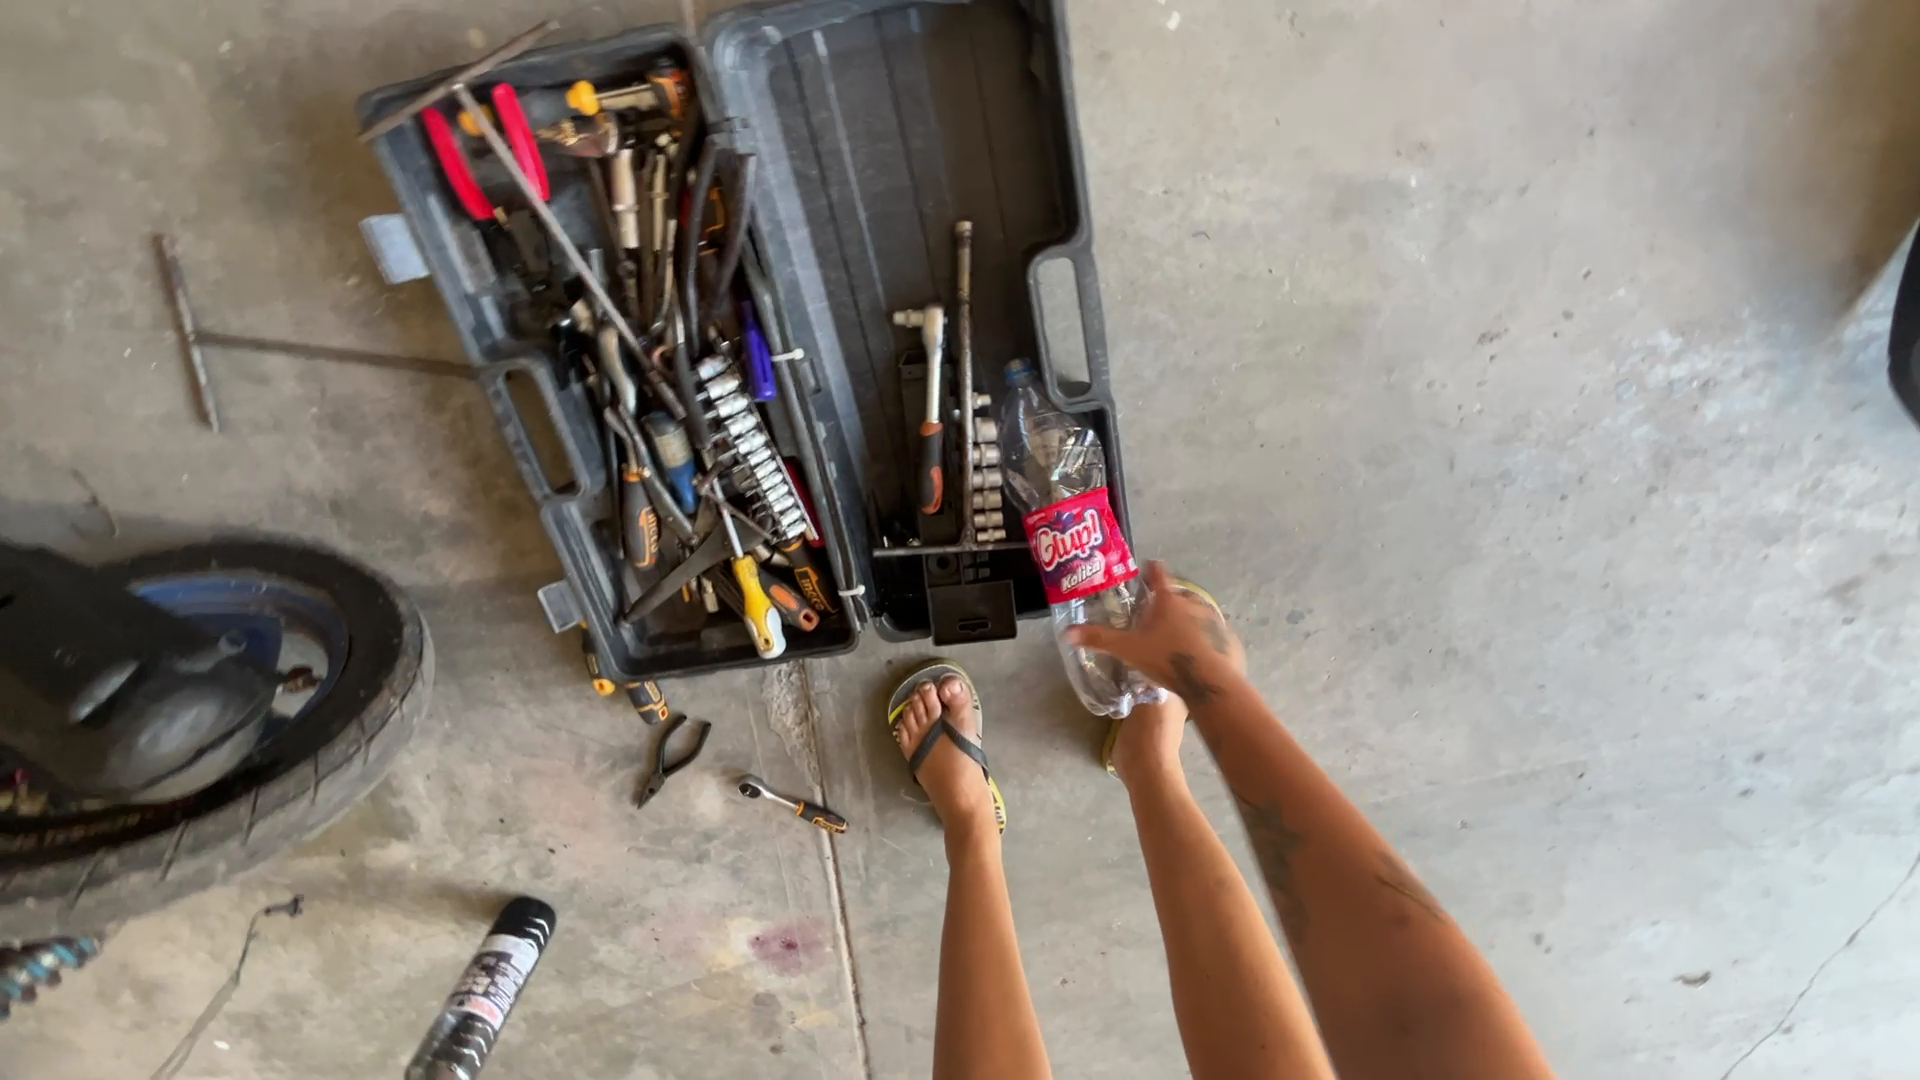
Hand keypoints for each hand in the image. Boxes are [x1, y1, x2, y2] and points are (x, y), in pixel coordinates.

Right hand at [1066, 561, 1245, 703]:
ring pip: (1194, 613)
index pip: (1158, 574)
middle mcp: (1191, 604)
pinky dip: (1200, 637)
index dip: (1151, 569)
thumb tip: (1067, 633)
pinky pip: (1209, 633)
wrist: (1208, 681)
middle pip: (1177, 595)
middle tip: (1154, 610)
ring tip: (1173, 633)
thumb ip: (1099, 639)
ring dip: (1185, 619)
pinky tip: (1193, 652)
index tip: (1148, 565)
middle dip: (1166, 600)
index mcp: (1167, 601)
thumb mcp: (1127, 649)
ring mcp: (1210, 620)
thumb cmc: (1165, 658)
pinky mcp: (1223, 638)